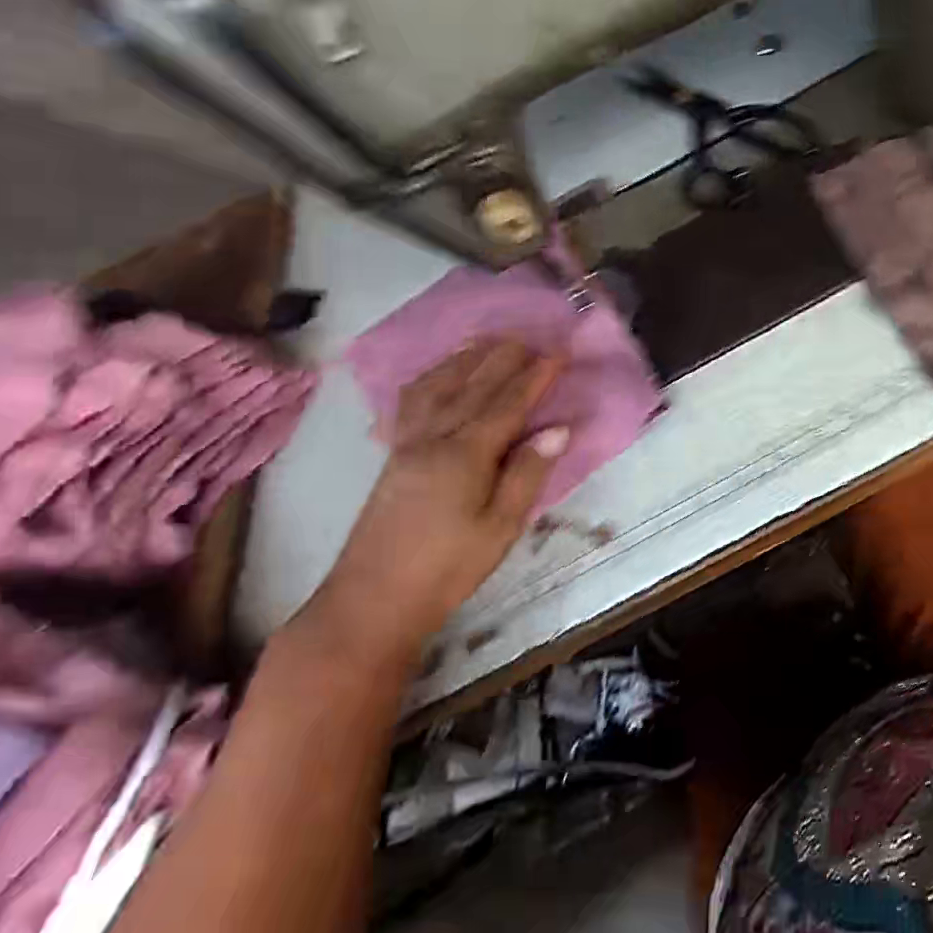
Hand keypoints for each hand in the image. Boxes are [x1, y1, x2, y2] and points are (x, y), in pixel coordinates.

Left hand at [300, 340, 567, 665]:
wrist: (373, 597)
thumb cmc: (448, 567)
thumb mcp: (501, 527)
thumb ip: (527, 473)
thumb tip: (557, 429)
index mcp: (465, 454)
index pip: (507, 403)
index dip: (535, 376)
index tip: (558, 352)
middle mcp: (434, 437)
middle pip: (472, 385)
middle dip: (503, 357)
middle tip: (529, 335)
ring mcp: (408, 443)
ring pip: (438, 386)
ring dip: (465, 359)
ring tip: (486, 341)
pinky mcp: (393, 456)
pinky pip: (412, 402)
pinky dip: (431, 379)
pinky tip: (438, 376)